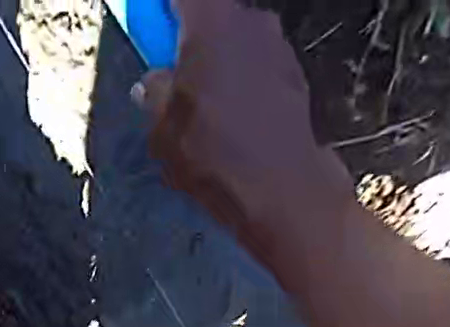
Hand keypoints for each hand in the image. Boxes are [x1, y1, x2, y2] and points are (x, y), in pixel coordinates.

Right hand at [138, 0, 352, 263]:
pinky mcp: (296, 78)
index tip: (154, 37)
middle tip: (179, 89)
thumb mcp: (164, 133)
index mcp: (211, 21)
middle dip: (194, 48)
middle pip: (213, 21)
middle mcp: (250, 20)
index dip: (162, 15)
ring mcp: (279, 47)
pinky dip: (245, 91)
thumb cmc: (212, 154)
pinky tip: (237, 130)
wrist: (279, 187)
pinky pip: (258, 74)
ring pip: (238, 49)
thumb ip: (154, 98)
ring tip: (209, 118)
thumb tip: (154, 83)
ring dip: (222, 72)